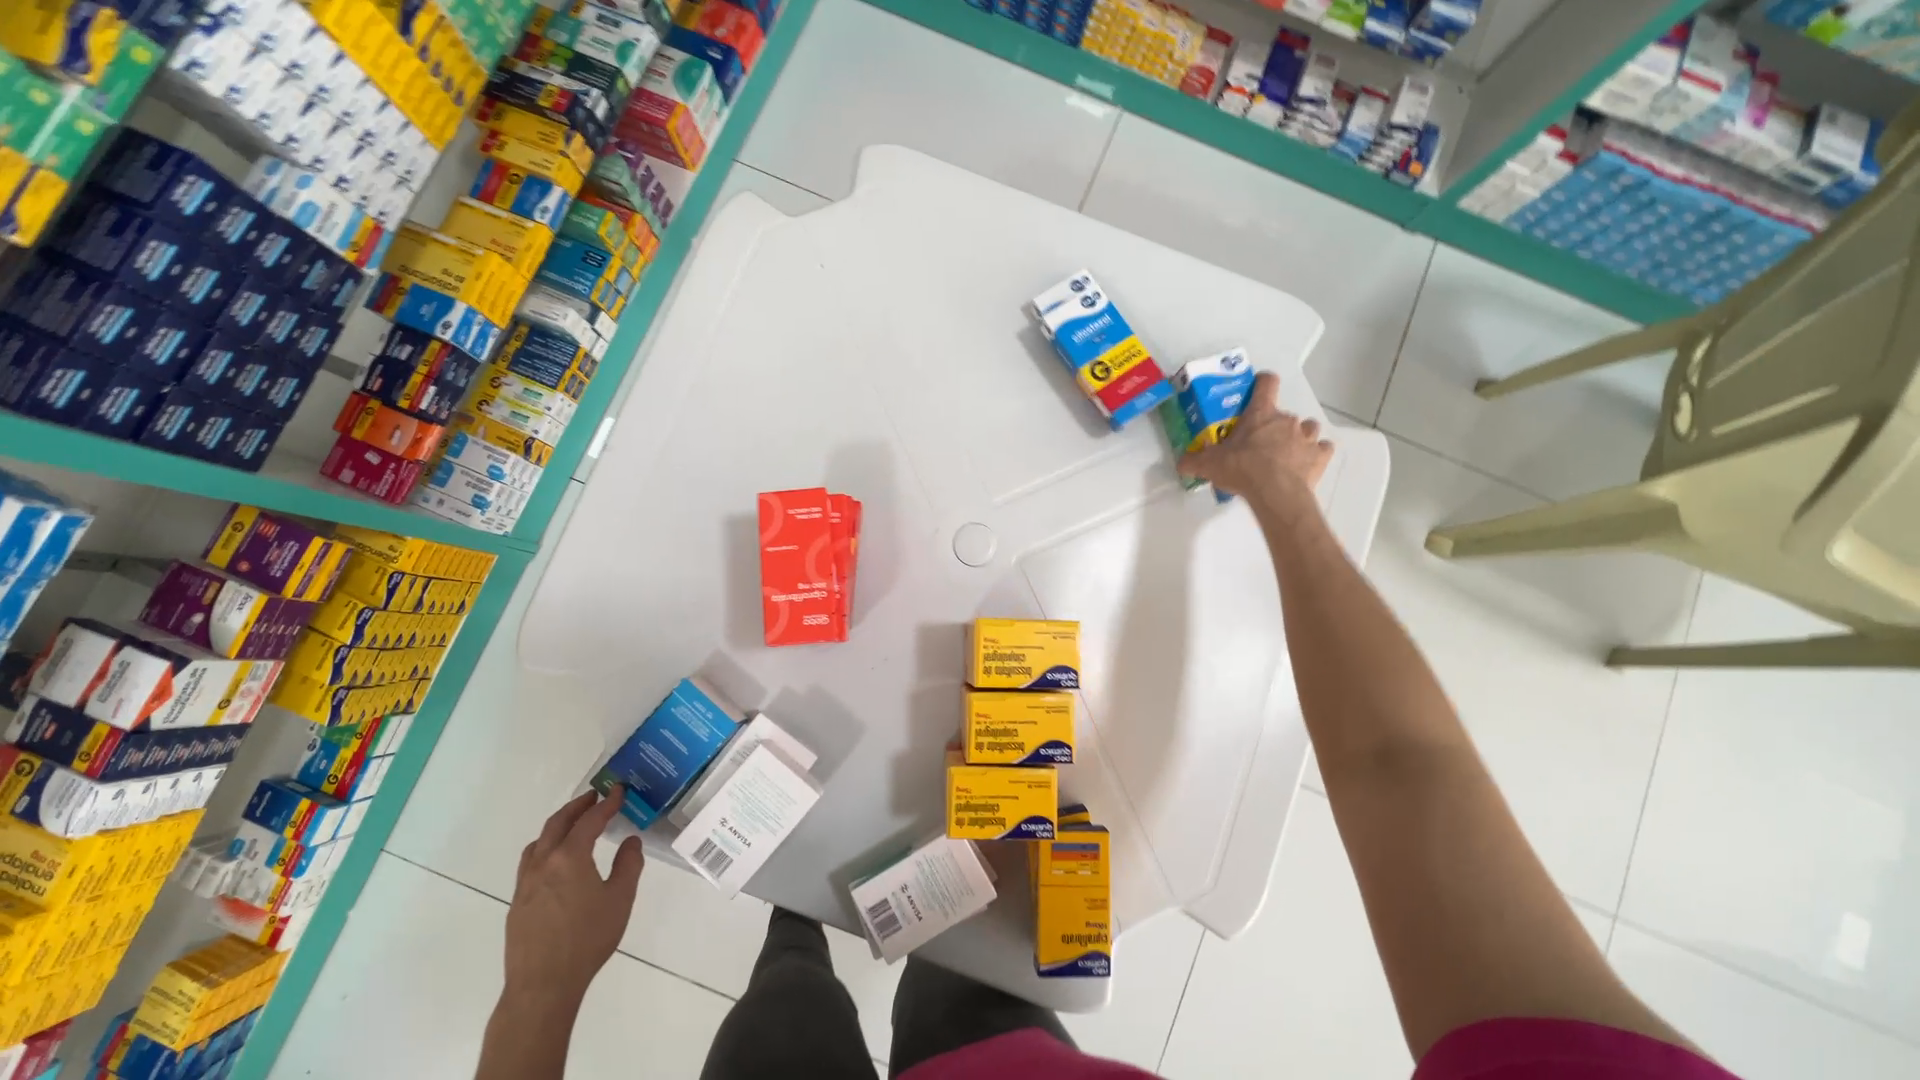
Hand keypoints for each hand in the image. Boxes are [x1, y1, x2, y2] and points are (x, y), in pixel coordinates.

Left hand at [504, 789, 644, 1007]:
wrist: (543, 983)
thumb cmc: (588, 939)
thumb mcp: (620, 900)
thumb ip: (628, 865)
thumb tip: (630, 841)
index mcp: (569, 858)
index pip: (589, 821)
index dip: (606, 804)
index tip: (618, 791)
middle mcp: (543, 863)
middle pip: (558, 824)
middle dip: (577, 807)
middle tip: (594, 796)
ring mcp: (525, 883)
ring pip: (539, 842)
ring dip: (558, 826)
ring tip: (573, 824)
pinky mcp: (518, 902)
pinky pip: (531, 862)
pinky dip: (546, 848)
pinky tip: (556, 862)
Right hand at [1178, 371, 1333, 507]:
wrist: (1275, 492)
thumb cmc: (1242, 469)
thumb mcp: (1209, 465)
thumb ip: (1193, 461)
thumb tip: (1181, 463)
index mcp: (1261, 414)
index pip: (1267, 383)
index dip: (1263, 382)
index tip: (1257, 389)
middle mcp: (1287, 420)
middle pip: (1285, 413)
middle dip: (1275, 426)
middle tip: (1261, 444)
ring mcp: (1307, 437)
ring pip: (1308, 427)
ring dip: (1299, 436)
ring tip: (1287, 452)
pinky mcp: (1319, 457)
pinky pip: (1323, 449)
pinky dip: (1316, 454)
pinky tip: (1306, 464)